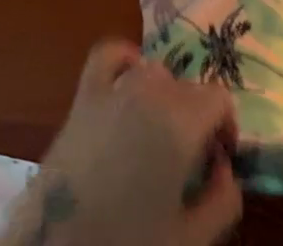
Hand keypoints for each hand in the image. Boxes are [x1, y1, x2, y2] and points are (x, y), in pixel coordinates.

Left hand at [0, 40, 241, 245]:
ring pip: (155, 73)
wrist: (56, 244)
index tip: (218, 160)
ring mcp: (113, 90)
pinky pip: (108, 56)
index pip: (220, 98)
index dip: (225, 127)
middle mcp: (150, 94)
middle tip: (190, 160)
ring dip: (166, 97)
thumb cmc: (128, 239)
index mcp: (181, 123)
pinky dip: (125, 61)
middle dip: (198, 118)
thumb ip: (223, 199)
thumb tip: (224, 170)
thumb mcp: (190, 237)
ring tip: (159, 134)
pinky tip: (130, 83)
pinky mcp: (83, 98)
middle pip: (188, 87)